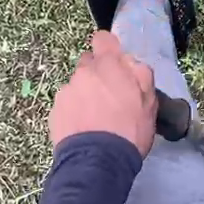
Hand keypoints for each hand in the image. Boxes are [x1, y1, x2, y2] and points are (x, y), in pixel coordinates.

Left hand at [49, 30, 155, 155]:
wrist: (97, 164)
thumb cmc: (129, 130)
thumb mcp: (149, 101)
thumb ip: (140, 74)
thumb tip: (129, 62)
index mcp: (108, 65)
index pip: (102, 39)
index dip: (109, 48)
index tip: (114, 63)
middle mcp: (84, 72)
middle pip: (89, 64)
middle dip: (98, 75)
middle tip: (109, 97)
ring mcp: (66, 91)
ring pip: (77, 85)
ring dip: (85, 95)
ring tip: (96, 119)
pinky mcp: (54, 111)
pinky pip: (67, 104)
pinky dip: (74, 111)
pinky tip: (84, 128)